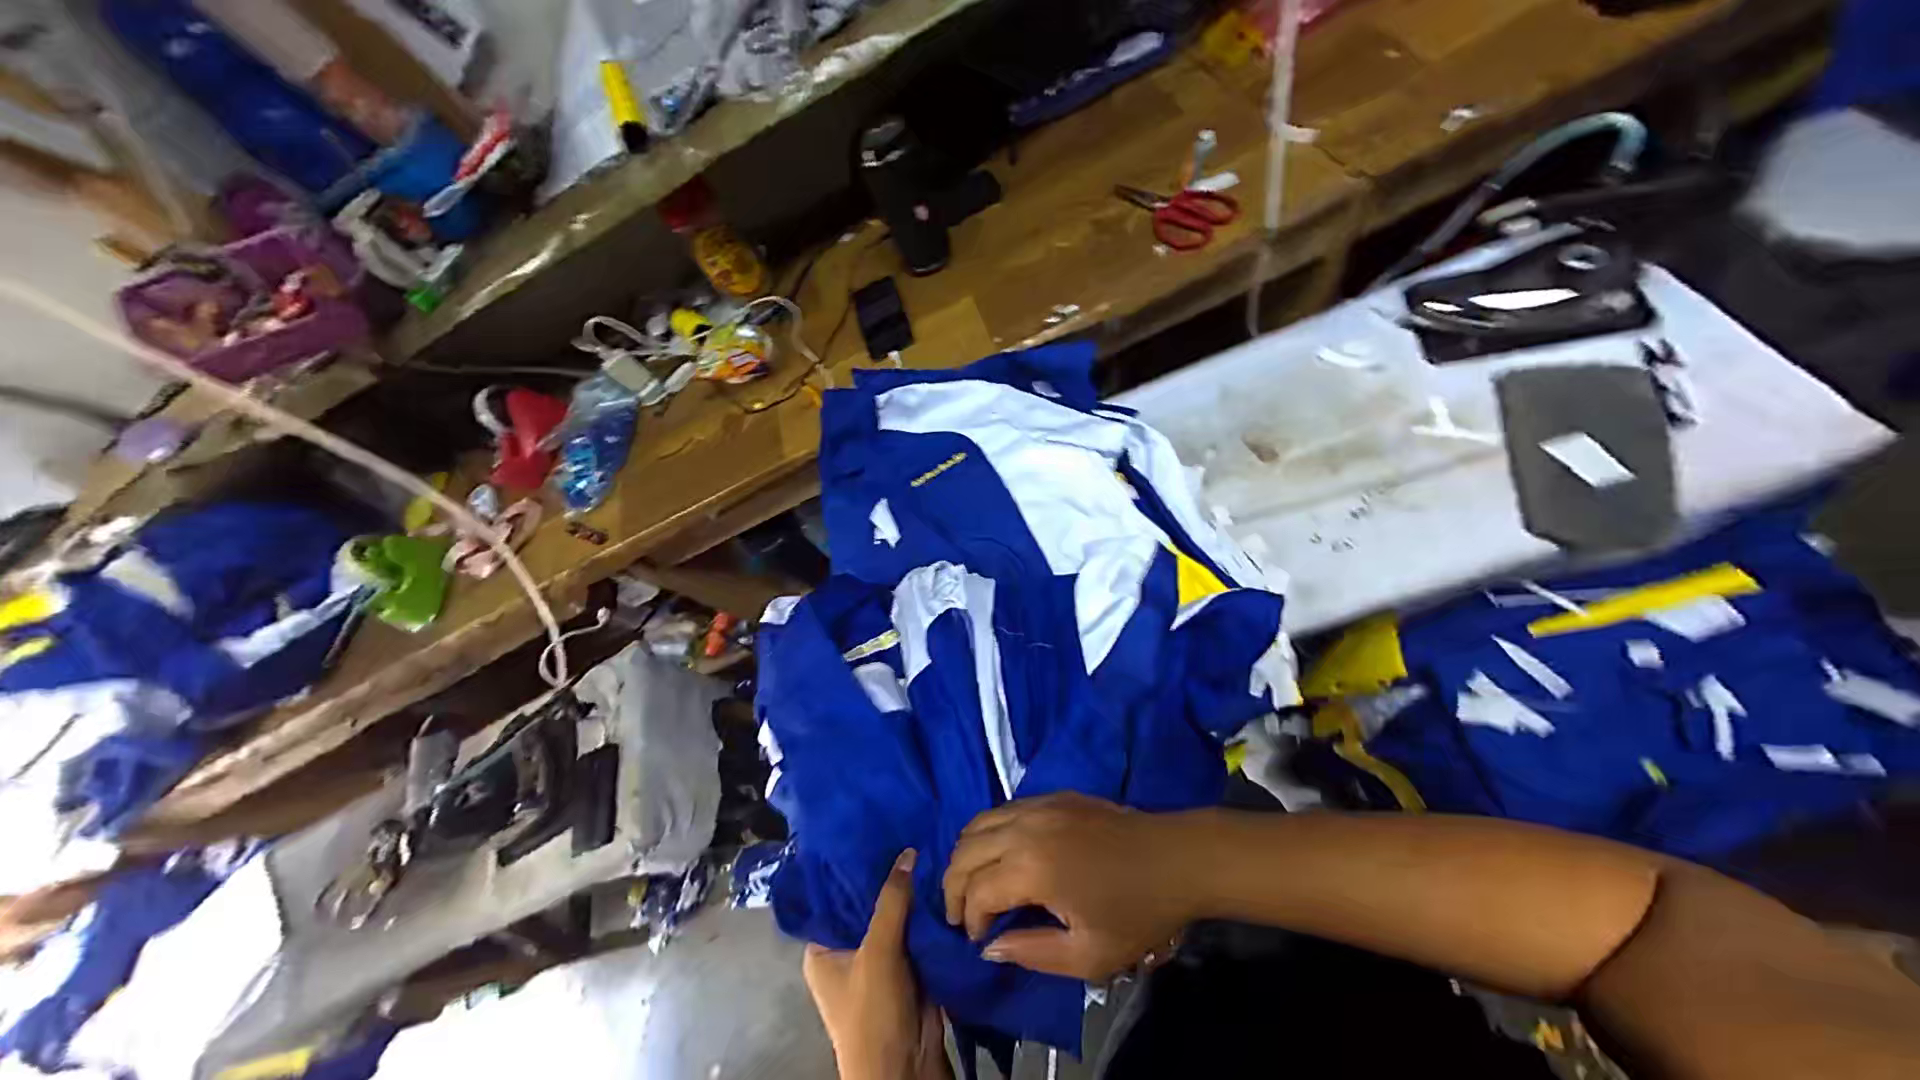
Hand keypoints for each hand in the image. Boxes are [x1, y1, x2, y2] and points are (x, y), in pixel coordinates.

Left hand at [803, 850, 952, 1079]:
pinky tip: (940, 881)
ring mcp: (877, 960)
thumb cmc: (873, 1014)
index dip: (855, 866)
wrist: (906, 1071)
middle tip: (910, 831)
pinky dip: (925, 914)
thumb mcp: (878, 952)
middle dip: (889, 877)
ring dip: (910, 893)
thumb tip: (908, 851)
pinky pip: (914, 932)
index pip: (835, 896)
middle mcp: (846, 950)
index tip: (878, 830)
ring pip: (894, 917)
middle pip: (867, 904)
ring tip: (929, 846)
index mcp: (822, 949)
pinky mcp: (906, 968)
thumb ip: (892, 901)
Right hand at [941, 793, 1202, 980]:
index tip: (981, 940)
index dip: (969, 919)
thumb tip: (990, 948)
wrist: (1176, 858)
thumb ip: (1031, 953)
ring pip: (978, 823)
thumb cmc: (1136, 912)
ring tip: (973, 884)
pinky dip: (988, 832)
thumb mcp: (1088, 955)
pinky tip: (999, 854)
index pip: (975, 891)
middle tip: (962, 914)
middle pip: (965, 851)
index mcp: (1031, 868)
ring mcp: (1037, 805)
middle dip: (954, 886)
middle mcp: (1024, 828)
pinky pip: (1002, 809)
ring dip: (967, 855)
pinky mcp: (1052, 795)